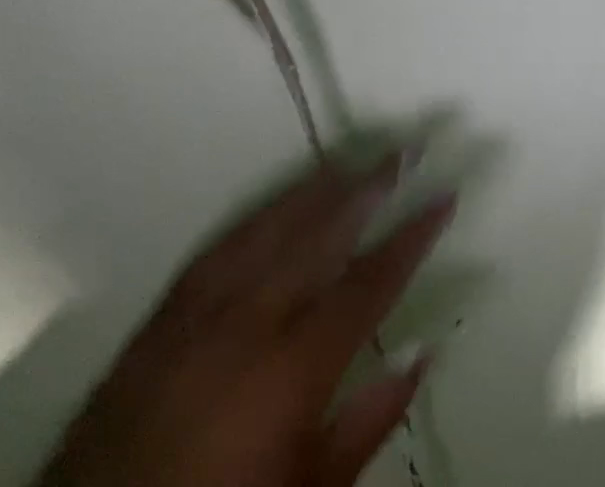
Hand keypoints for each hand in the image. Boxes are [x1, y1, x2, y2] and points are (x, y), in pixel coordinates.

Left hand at [39, 160, 454, 486]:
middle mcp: (249, 324)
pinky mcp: (159, 321)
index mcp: (295, 365)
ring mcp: (198, 315)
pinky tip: (271, 207)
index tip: (444, 197)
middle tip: (402, 152)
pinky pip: (214, 251)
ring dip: (311, 191)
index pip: (370, 283)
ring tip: (347, 161)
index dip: (413, 236)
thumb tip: (421, 354)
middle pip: (318, 239)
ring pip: (264, 233)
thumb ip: (371, 419)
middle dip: (366, 191)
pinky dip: (252, 220)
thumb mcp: (313, 486)